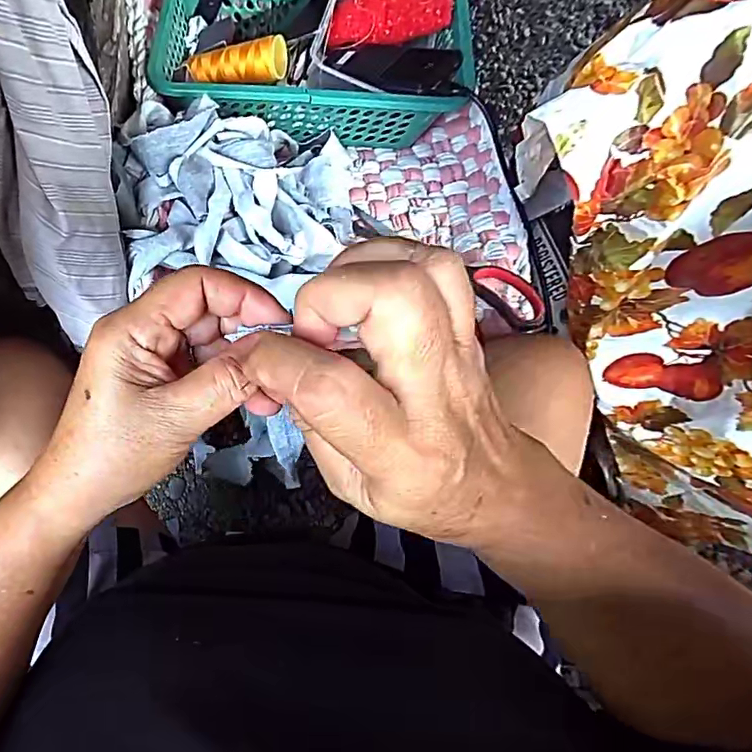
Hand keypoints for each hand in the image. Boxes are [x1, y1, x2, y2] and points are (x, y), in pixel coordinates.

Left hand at [26, 267, 288, 526]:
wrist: (79, 491)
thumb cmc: (108, 457)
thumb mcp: (176, 418)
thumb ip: (226, 381)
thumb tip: (269, 353)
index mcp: (131, 328)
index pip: (196, 283)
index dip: (242, 296)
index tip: (276, 321)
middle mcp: (140, 330)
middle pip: (208, 309)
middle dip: (248, 333)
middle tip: (277, 362)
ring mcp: (151, 351)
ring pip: (211, 338)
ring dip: (244, 361)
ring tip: (268, 393)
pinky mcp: (160, 372)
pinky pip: (204, 362)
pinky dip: (231, 377)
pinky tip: (251, 398)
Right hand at [225, 240, 565, 547]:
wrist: (493, 486)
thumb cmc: (423, 494)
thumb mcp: (349, 485)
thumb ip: (308, 423)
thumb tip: (275, 366)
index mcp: (400, 450)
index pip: (330, 385)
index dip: (276, 359)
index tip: (258, 356)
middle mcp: (437, 392)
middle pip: (395, 298)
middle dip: (329, 294)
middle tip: (312, 326)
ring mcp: (460, 350)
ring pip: (425, 268)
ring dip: (361, 266)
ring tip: (337, 299)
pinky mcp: (469, 326)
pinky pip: (441, 264)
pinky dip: (391, 257)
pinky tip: (366, 284)